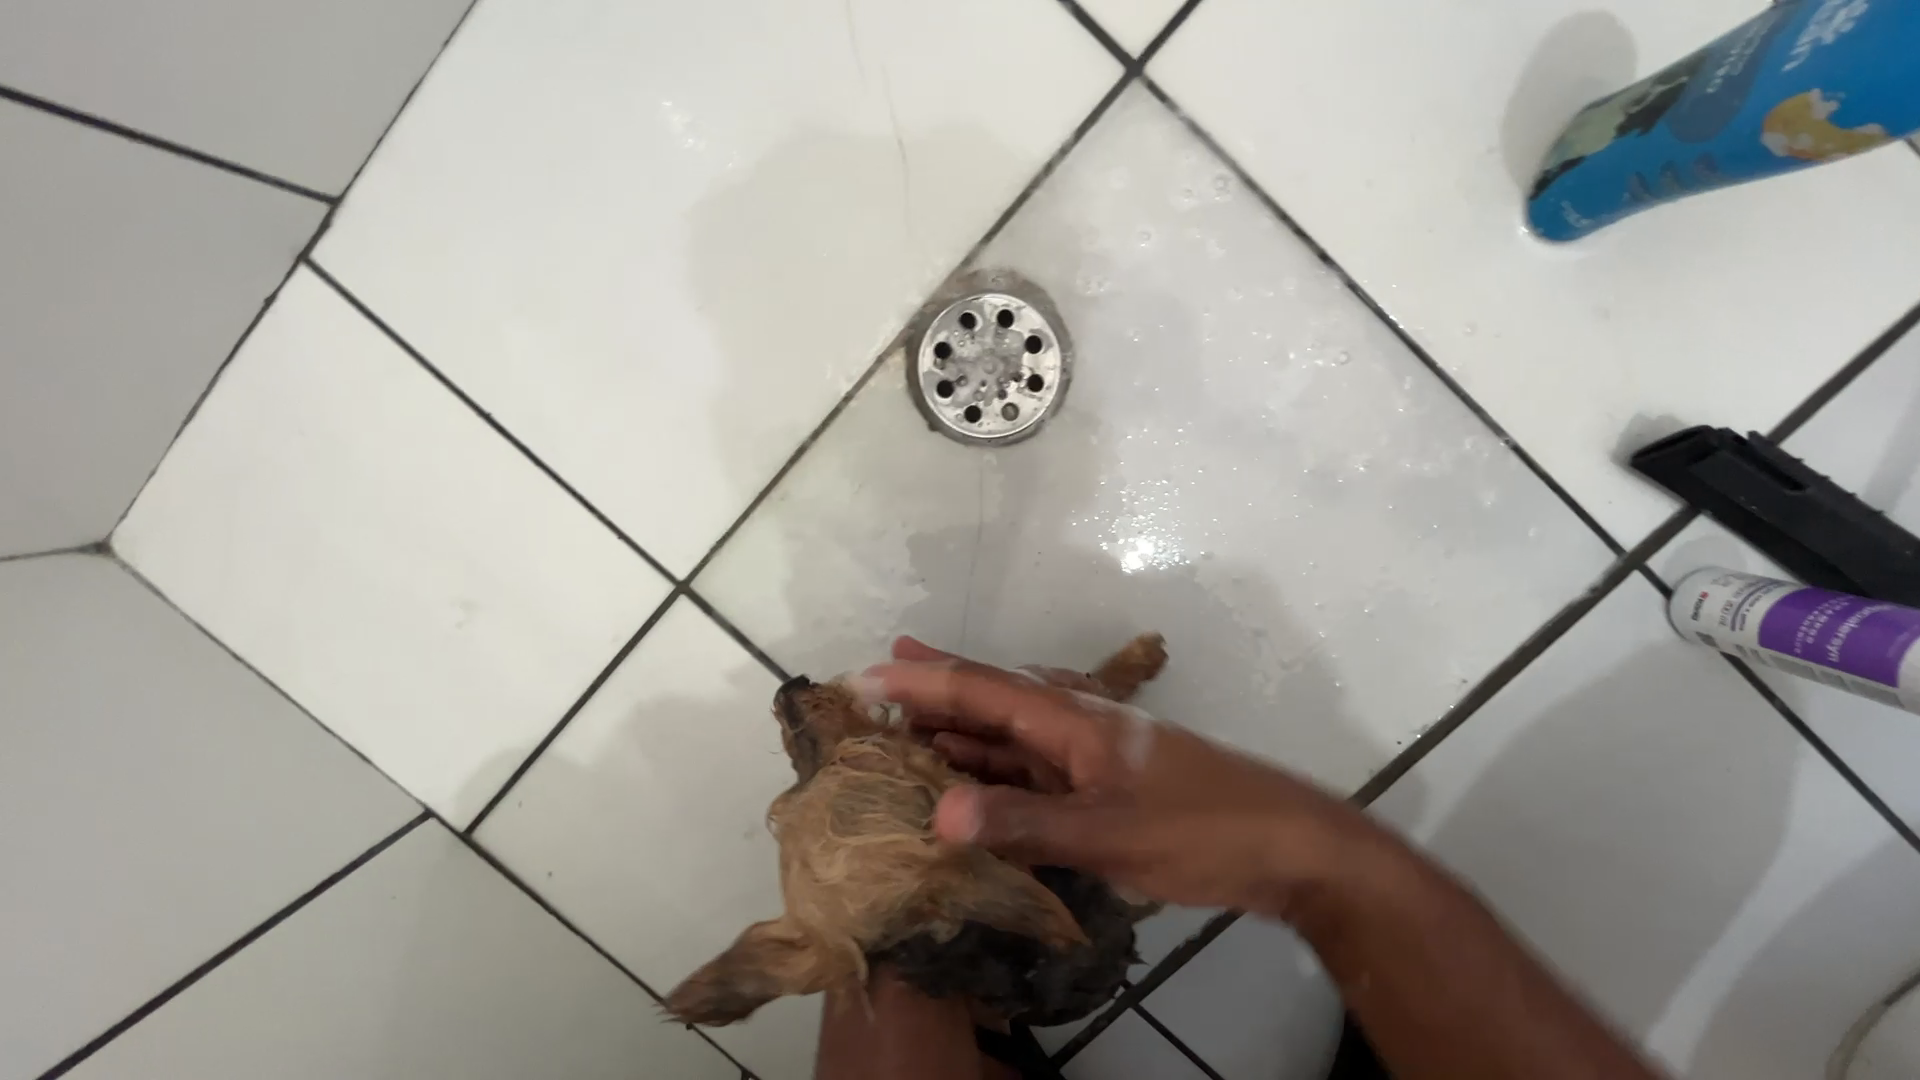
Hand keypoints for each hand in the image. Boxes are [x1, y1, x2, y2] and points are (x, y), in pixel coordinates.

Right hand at [859, 639, 1397, 920]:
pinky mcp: (1103, 783)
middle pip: (991, 699)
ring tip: (915, 727)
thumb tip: (937, 813)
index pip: (980, 687)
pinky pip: (1032, 767)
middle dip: (936, 690)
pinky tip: (977, 781)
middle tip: (883, 684)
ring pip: (1010, 734)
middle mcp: (1073, 723)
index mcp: (1070, 717)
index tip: (867, 675)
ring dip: (962, 730)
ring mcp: (1089, 753)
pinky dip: (995, 770)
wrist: (1286, 844)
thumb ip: (1023, 822)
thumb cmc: (1199, 828)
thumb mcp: (1107, 832)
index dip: (922, 679)